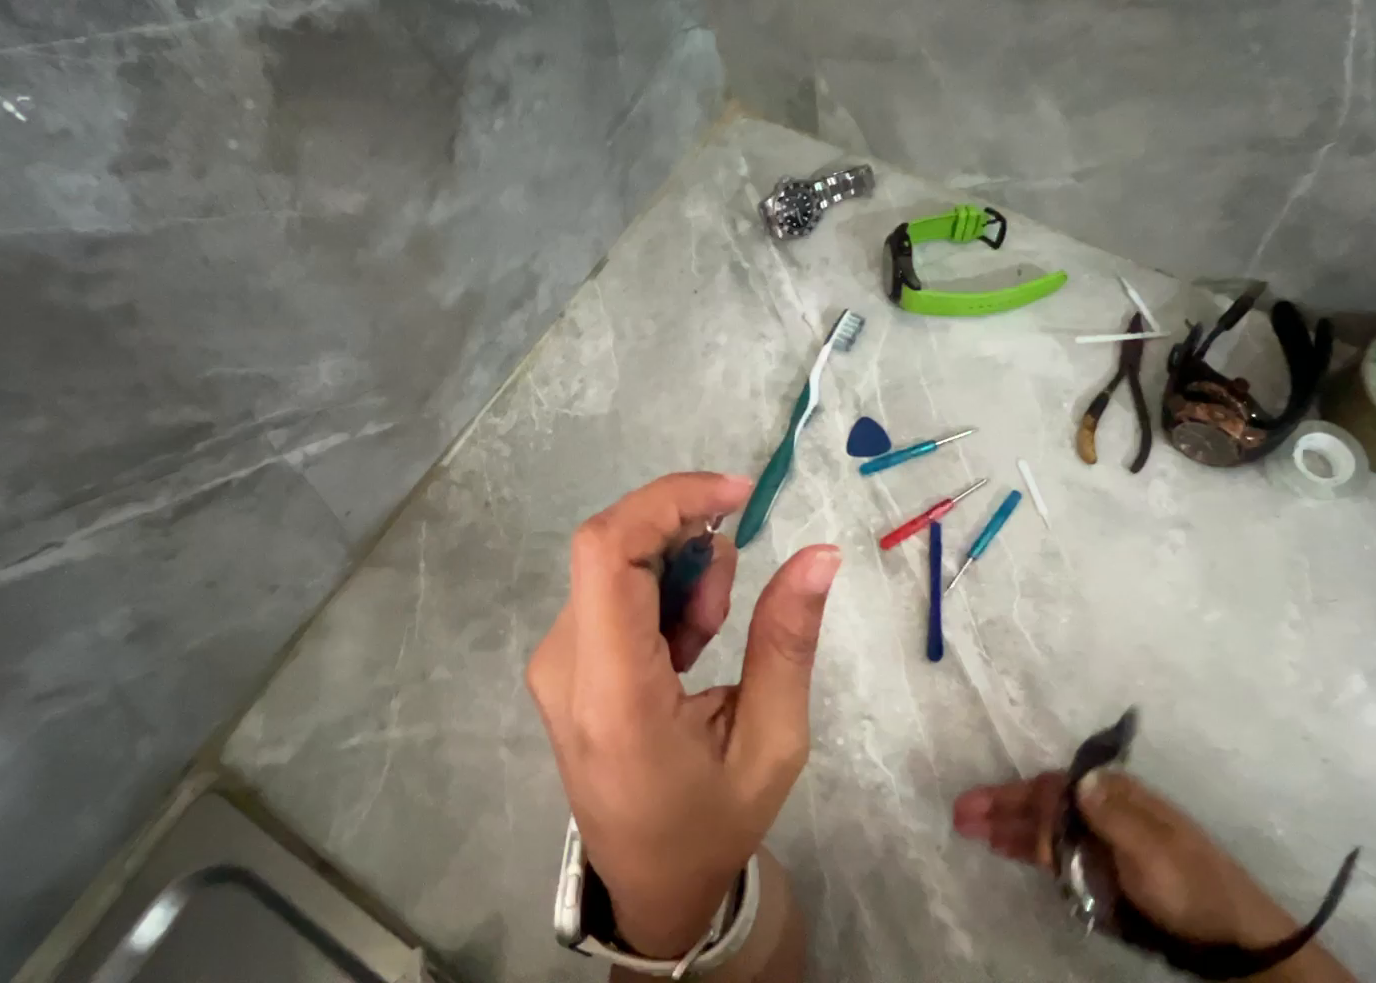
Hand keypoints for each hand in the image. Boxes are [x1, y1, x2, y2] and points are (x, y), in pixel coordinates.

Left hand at [528, 473, 841, 958]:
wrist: (649, 881)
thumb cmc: (713, 821)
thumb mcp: (772, 741)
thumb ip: (788, 641)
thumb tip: (821, 553)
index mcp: (613, 696)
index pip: (608, 553)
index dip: (669, 501)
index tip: (739, 496)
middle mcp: (564, 667)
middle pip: (613, 548)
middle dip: (687, 547)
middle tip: (730, 609)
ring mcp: (555, 661)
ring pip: (617, 564)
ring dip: (678, 576)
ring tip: (711, 642)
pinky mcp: (562, 657)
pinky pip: (613, 588)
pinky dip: (662, 594)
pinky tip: (686, 648)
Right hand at [953, 769, 1321, 951]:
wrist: (1232, 934)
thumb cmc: (1191, 886)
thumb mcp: (1154, 850)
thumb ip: (1113, 815)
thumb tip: (1077, 777)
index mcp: (1117, 799)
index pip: (1054, 789)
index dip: (1015, 796)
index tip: (978, 806)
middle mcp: (1106, 813)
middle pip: (1044, 805)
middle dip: (1002, 808)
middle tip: (959, 816)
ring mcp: (1105, 843)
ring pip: (1047, 829)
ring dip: (1009, 828)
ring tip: (972, 830)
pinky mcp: (1106, 872)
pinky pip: (1058, 854)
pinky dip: (1030, 849)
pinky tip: (1009, 849)